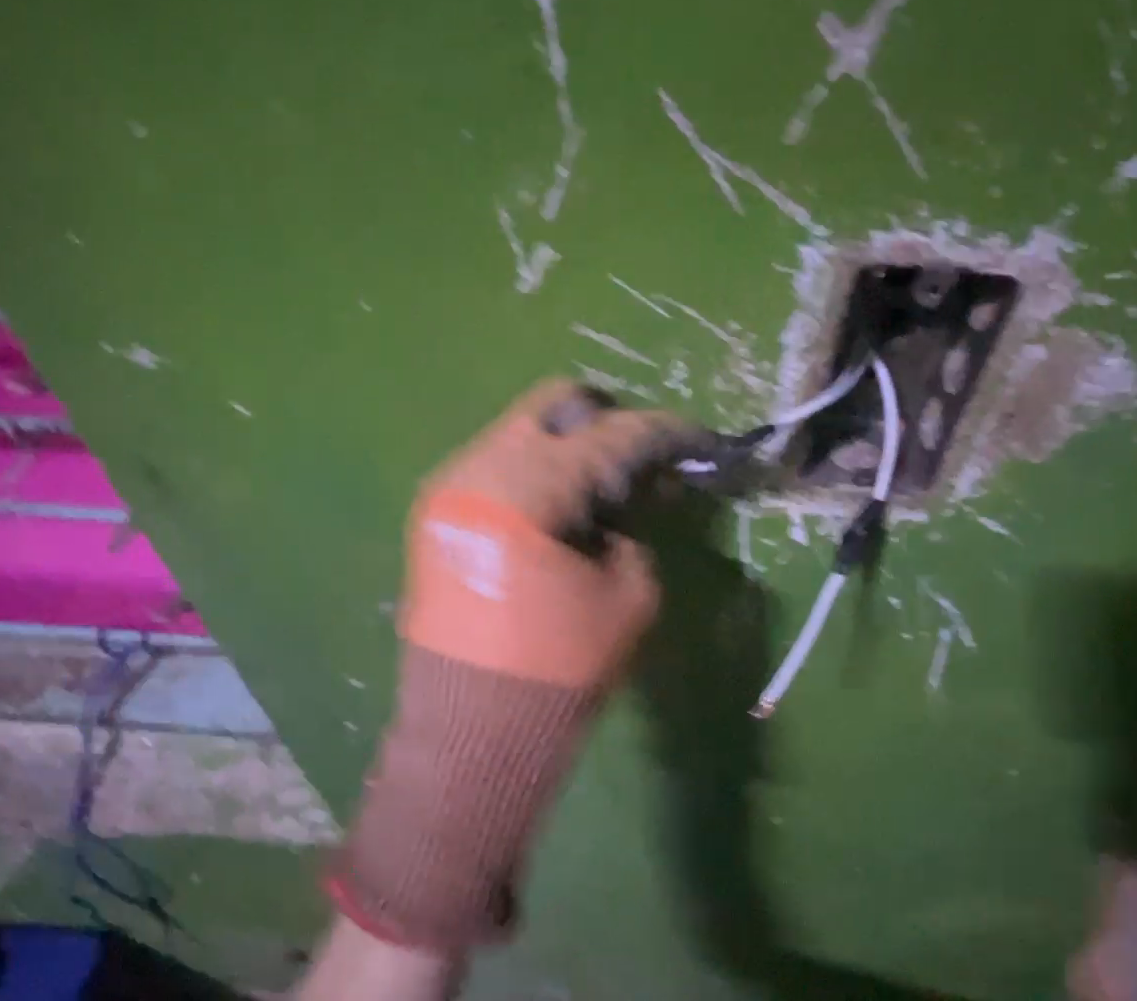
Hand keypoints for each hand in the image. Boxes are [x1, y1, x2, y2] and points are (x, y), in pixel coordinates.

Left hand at [328, 379, 696, 953]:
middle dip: (606, 421)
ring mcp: (448, 488)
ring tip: (601, 497)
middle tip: (640, 462)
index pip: (612, 433)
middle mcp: (477, 466)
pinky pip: (495, 467)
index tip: (701, 439)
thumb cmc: (558, 666)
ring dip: (567, 450)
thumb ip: (636, 529)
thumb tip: (632, 499)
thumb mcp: (628, 594)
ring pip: (519, 432)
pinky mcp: (435, 516)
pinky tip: (560, 517)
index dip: (666, 434)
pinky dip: (535, 475)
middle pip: (554, 403)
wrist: (469, 733)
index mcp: (528, 483)